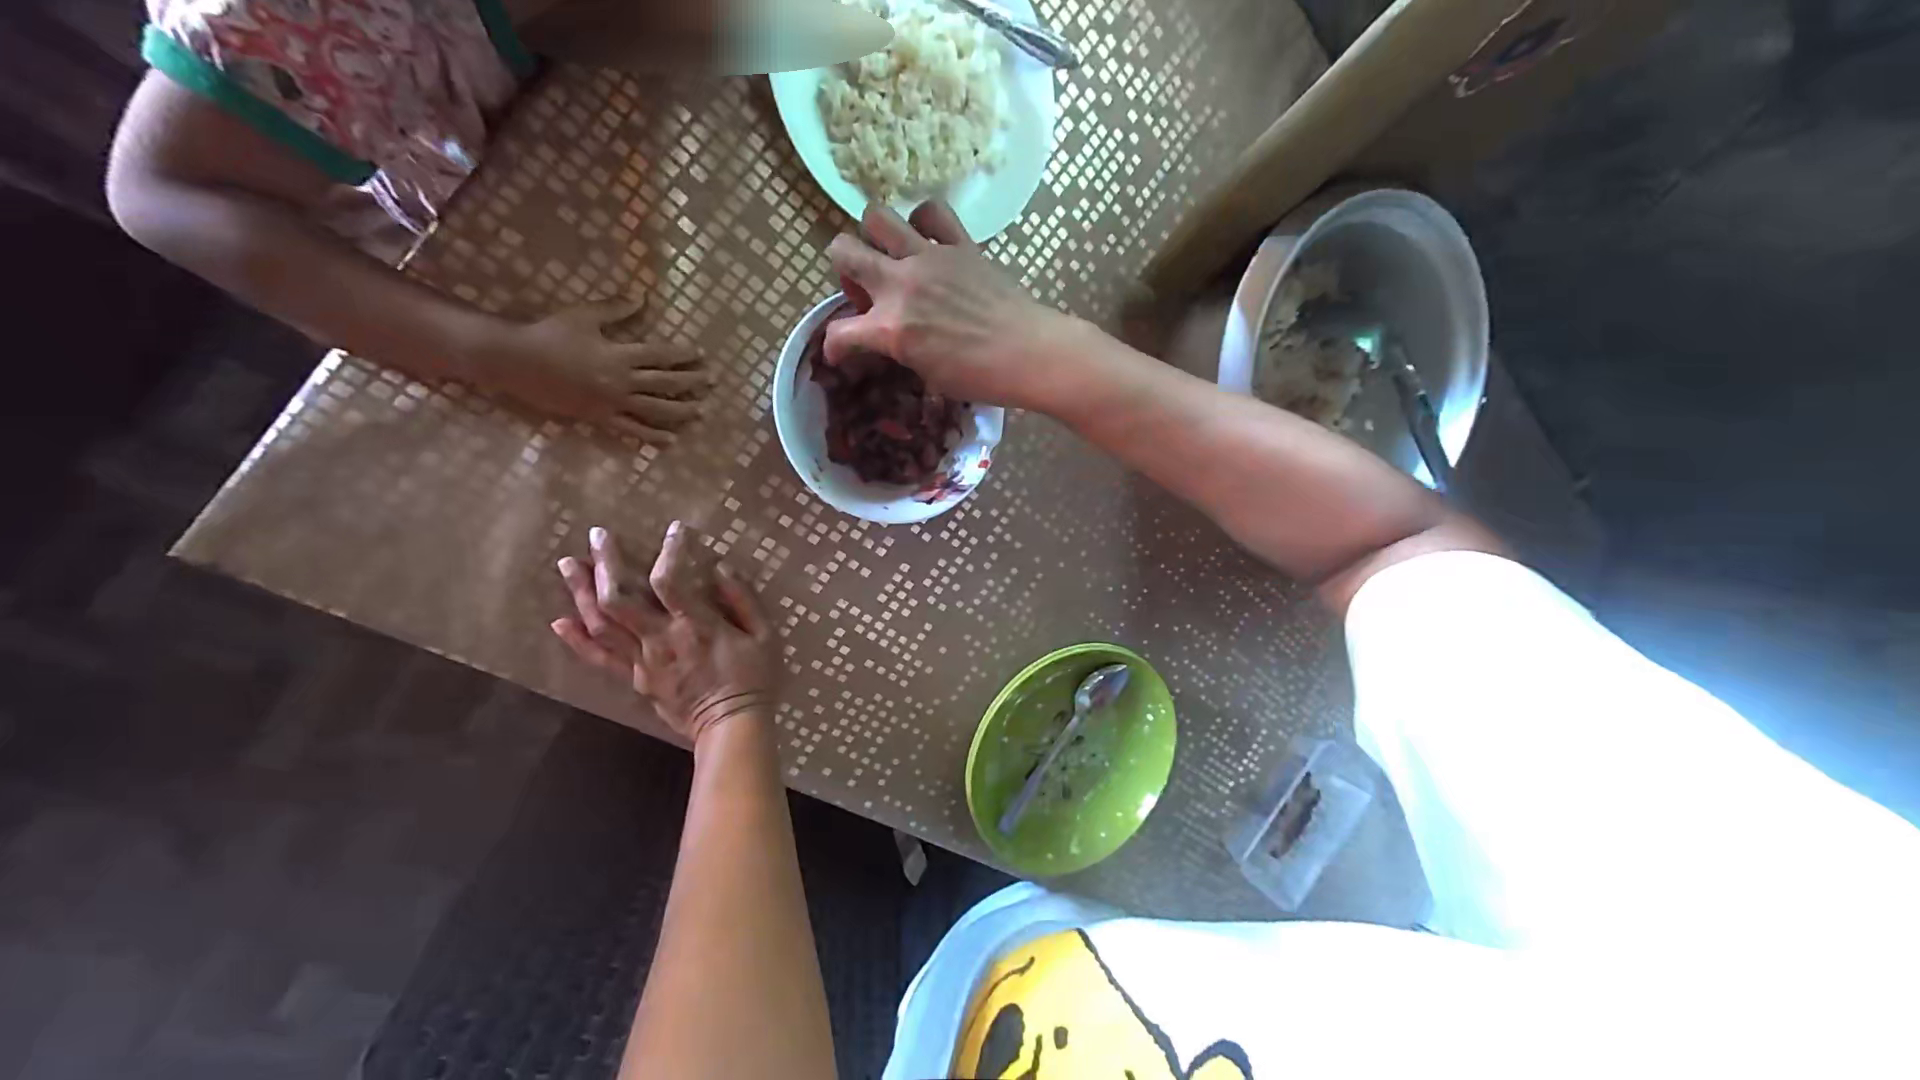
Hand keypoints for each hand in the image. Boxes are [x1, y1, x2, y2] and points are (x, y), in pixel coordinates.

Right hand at [474, 297, 712, 441]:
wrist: (515, 361)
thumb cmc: (549, 334)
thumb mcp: (584, 316)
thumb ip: (615, 308)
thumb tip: (642, 296)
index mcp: (620, 354)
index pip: (661, 355)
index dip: (683, 355)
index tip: (701, 355)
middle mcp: (622, 381)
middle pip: (666, 383)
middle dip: (692, 382)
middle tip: (713, 382)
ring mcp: (612, 402)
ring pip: (656, 410)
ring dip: (682, 411)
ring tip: (702, 412)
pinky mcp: (600, 418)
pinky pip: (632, 430)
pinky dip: (652, 436)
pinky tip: (671, 440)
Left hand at [551, 522, 779, 745]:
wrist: (732, 727)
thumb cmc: (755, 678)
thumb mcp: (765, 635)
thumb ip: (743, 599)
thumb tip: (721, 567)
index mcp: (695, 626)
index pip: (668, 580)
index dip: (669, 550)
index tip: (675, 529)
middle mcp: (660, 640)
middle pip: (618, 598)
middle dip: (604, 563)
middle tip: (596, 536)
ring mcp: (642, 661)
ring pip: (601, 624)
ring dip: (581, 592)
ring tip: (569, 564)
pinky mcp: (635, 680)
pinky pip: (600, 659)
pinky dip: (577, 640)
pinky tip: (559, 621)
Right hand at [824, 202, 1087, 409]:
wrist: (1028, 354)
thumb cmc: (980, 377)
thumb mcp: (927, 373)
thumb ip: (899, 348)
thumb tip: (891, 336)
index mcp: (890, 329)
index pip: (839, 332)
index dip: (834, 346)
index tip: (842, 352)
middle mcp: (900, 285)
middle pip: (842, 251)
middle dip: (843, 269)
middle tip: (865, 288)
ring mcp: (929, 258)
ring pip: (877, 217)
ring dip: (875, 235)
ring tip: (891, 255)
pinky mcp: (960, 244)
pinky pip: (932, 213)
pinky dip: (924, 222)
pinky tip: (929, 241)